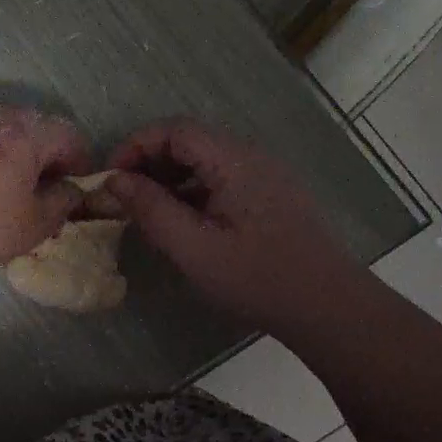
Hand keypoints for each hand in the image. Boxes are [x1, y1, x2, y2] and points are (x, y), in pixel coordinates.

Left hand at [0, 104, 93, 274]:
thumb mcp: (34, 224)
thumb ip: (62, 202)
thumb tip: (68, 189)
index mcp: (24, 130)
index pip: (69, 134)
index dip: (80, 162)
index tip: (74, 189)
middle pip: (33, 127)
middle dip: (45, 156)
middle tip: (42, 192)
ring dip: (12, 154)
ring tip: (6, 191)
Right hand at [104, 119, 365, 329]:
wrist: (331, 311)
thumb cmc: (257, 278)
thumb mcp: (192, 246)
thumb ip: (150, 208)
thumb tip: (114, 180)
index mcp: (235, 162)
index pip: (174, 130)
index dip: (135, 146)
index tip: (110, 178)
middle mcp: (252, 158)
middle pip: (189, 141)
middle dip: (148, 162)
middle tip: (122, 196)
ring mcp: (265, 177)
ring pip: (203, 161)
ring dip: (167, 178)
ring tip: (145, 211)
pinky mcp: (270, 197)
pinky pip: (220, 178)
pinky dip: (190, 190)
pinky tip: (179, 222)